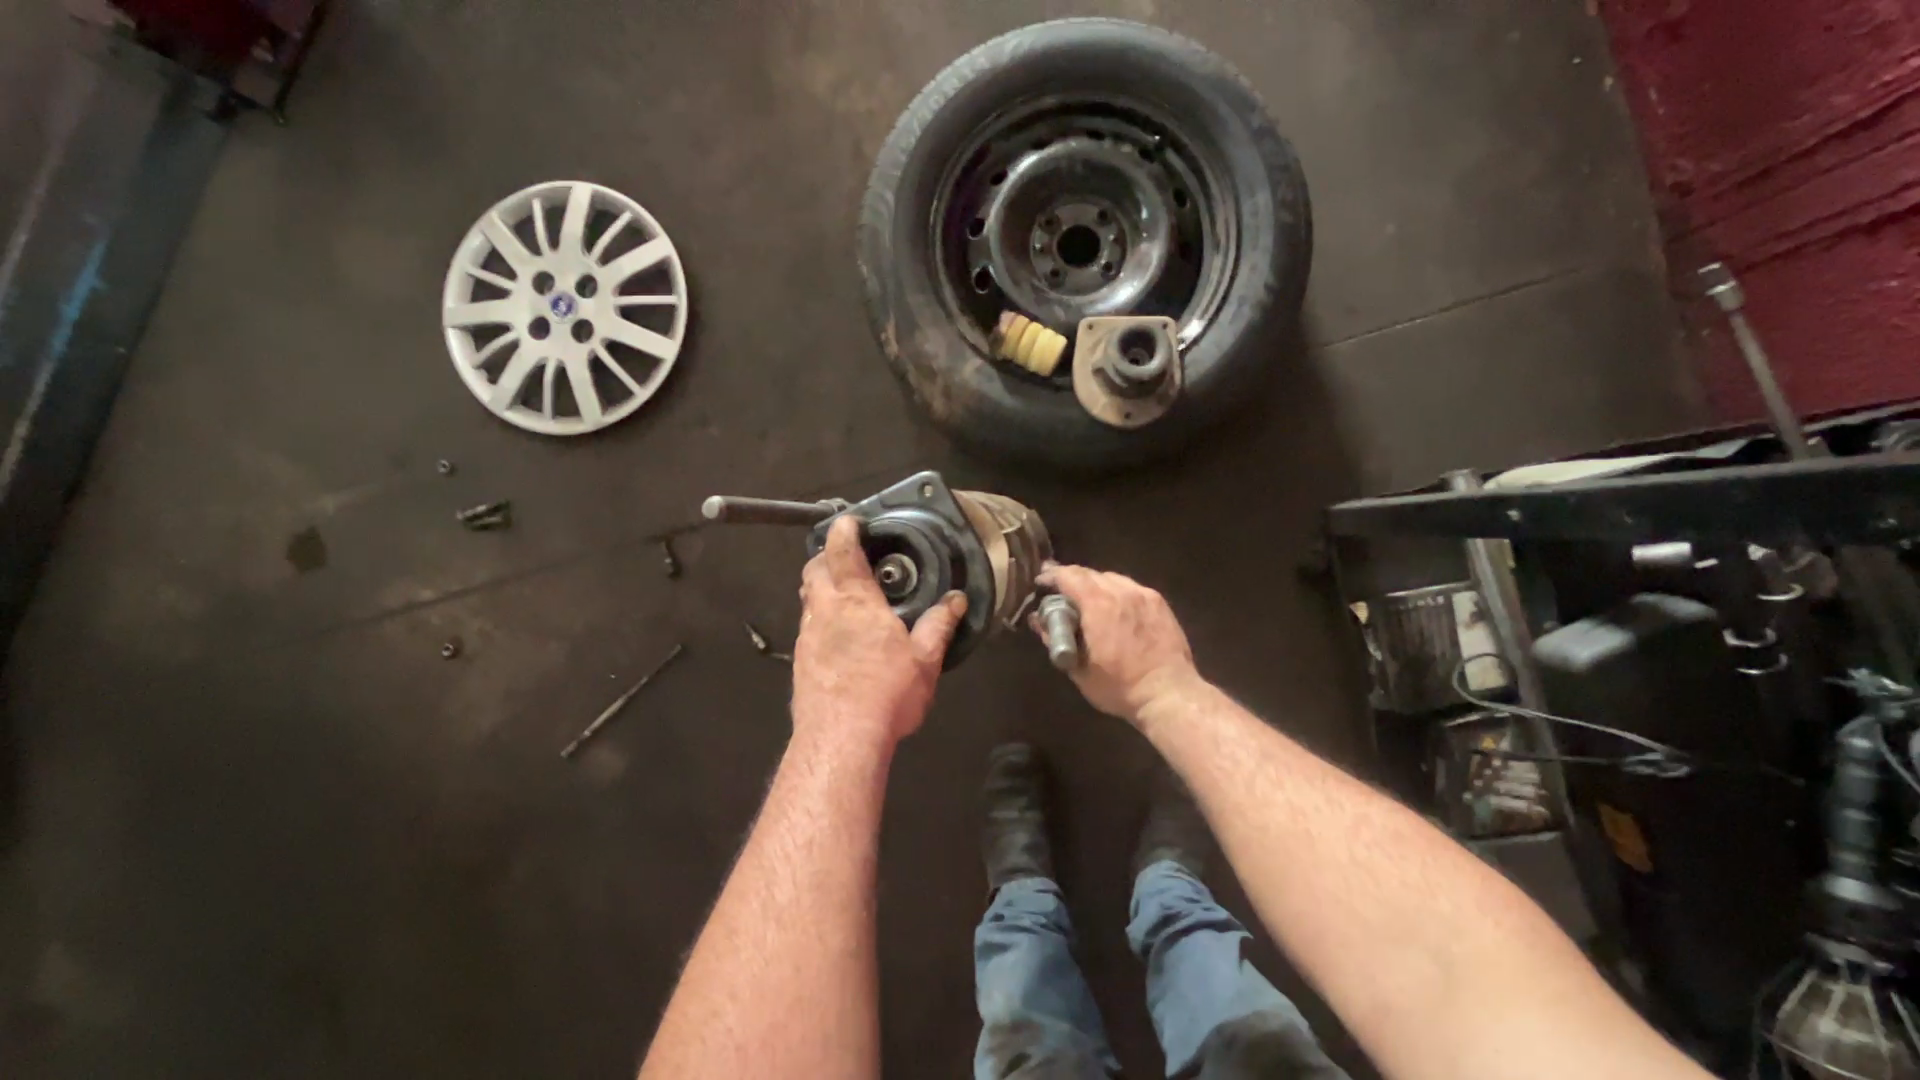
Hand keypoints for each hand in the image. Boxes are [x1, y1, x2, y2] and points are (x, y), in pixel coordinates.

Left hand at [793, 516, 967, 745]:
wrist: (839, 739)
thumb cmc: (886, 693)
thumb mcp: (925, 660)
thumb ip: (939, 626)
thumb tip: (956, 600)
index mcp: (856, 602)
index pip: (841, 553)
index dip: (842, 532)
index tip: (849, 521)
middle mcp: (825, 612)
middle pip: (813, 571)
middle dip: (825, 559)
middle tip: (846, 560)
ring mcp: (807, 638)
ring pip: (807, 601)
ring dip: (821, 591)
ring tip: (845, 598)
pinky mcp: (800, 663)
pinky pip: (807, 630)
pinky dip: (820, 622)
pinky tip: (838, 640)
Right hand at [1036, 564, 1198, 721]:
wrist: (1168, 694)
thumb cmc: (1119, 686)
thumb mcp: (1078, 668)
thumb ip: (1055, 639)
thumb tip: (1037, 620)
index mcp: (1099, 604)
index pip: (1070, 576)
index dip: (1052, 576)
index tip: (1041, 581)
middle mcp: (1122, 591)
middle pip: (1090, 573)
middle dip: (1072, 579)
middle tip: (1061, 592)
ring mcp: (1144, 595)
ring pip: (1112, 578)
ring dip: (1095, 585)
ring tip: (1087, 600)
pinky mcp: (1160, 603)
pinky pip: (1131, 588)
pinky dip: (1116, 592)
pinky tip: (1114, 608)